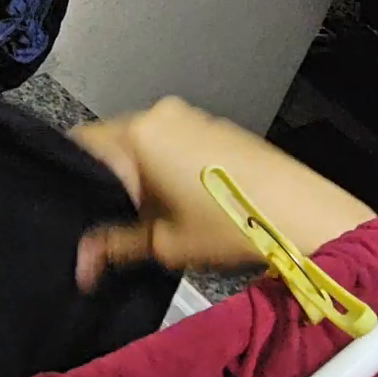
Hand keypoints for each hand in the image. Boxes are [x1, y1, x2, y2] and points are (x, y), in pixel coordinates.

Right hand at [71, 98, 374, 289]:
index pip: (84, 139)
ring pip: (145, 136)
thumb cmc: (229, 224)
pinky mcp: (214, 121)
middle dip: (112, 172)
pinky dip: (167, 156)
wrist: (302, 212)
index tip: (79, 199)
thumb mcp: (165, 242)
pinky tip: (185, 192)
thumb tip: (81, 263)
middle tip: (118, 211)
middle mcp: (159, 113)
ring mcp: (189, 114)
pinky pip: (173, 133)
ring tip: (156, 207)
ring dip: (141, 164)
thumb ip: (115, 246)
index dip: (75, 170)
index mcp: (138, 134)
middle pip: (115, 136)